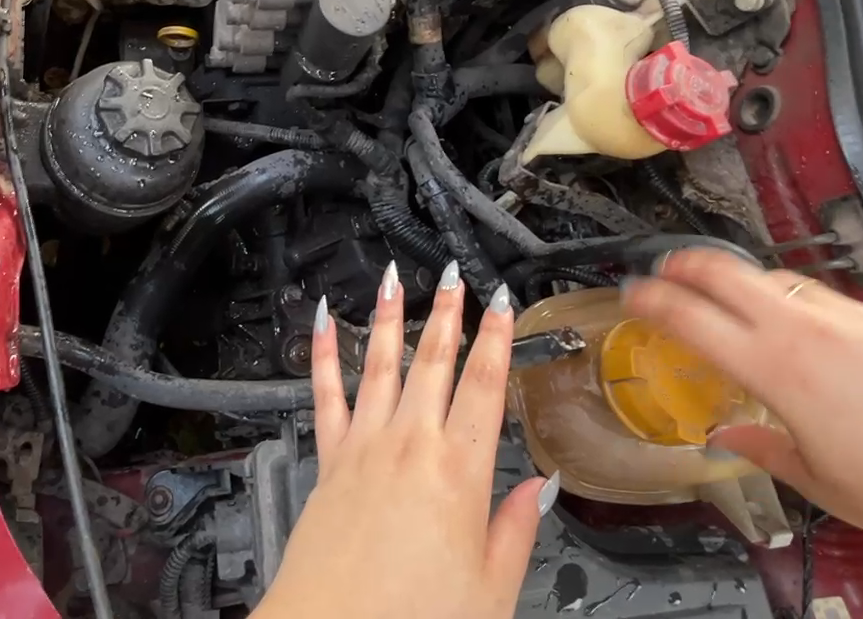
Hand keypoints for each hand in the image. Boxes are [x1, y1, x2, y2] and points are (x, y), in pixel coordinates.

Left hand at [252, 261, 554, 618]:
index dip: (496, 338)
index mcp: (458, 472)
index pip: (484, 386)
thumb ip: (515, 531)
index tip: (501, 302)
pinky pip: (325, 392)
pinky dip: (322, 353)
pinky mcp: (329, 455)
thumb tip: (541, 489)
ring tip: (393, 278)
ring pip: (379, 362)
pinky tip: (321, 321)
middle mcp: (409, 443)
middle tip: (453, 275)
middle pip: (433, 360)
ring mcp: (364, 443)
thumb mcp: (490, 589)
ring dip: (388, 316)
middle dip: (447, 312)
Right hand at [624, 249, 862, 618]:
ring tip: (729, 306)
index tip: (629, 295)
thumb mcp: (825, 485)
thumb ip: (764, 447)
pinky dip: (793, 302)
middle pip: (723, 268)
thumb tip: (730, 435)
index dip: (647, 298)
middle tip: (663, 275)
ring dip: (738, 283)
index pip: (688, 313)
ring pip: (774, 277)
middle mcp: (811, 328)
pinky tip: (804, 333)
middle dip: (681, 264)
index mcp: (779, 369)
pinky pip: (824, 296)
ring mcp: (856, 316)